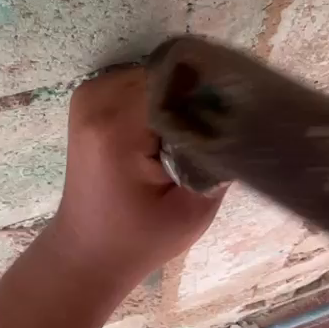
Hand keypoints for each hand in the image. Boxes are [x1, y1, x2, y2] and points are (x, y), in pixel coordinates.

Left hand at [43, 67, 224, 290]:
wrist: (88, 251)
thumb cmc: (139, 239)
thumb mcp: (192, 212)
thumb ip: (217, 162)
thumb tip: (240, 120)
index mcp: (115, 127)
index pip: (178, 84)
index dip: (210, 98)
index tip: (230, 124)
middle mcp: (96, 100)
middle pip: (166, 76)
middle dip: (193, 99)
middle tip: (212, 136)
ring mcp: (89, 95)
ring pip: (154, 76)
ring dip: (176, 101)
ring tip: (188, 138)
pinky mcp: (90, 99)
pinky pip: (138, 84)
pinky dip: (158, 102)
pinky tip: (167, 134)